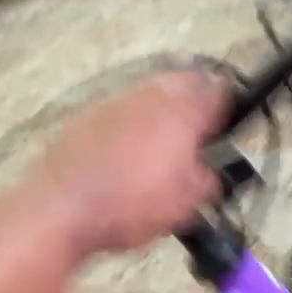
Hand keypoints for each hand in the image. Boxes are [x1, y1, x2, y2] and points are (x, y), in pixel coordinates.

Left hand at [21, 71, 232, 254]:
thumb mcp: (187, 202)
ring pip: (149, 98)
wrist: (61, 207)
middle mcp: (150, 92)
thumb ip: (208, 181)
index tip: (226, 135)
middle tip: (195, 143)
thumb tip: (210, 173)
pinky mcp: (85, 117)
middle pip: (184, 84)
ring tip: (159, 156)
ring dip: (160, 117)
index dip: (230, 111)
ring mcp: (114, 100)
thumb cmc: (132, 203)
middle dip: (194, 108)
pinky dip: (129, 130)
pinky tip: (124, 163)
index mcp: (183, 106)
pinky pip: (120, 116)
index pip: (221, 90)